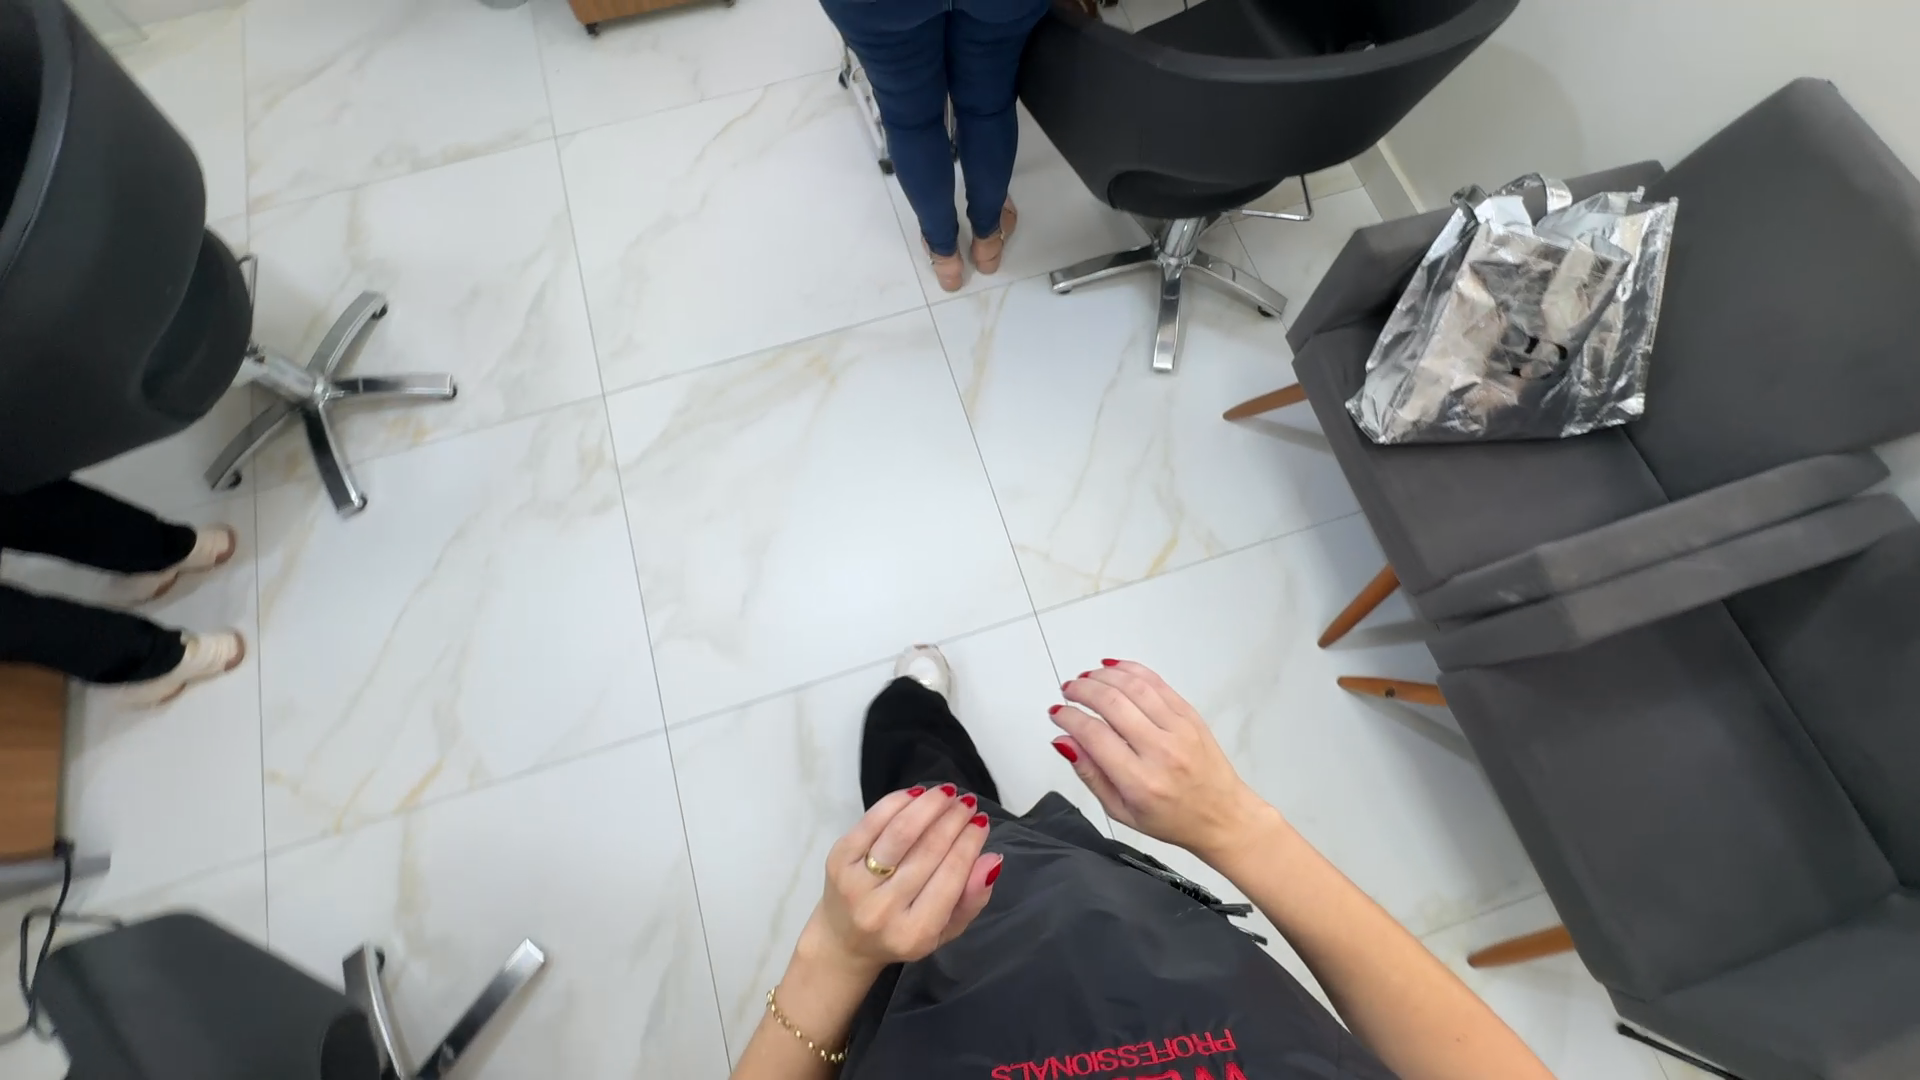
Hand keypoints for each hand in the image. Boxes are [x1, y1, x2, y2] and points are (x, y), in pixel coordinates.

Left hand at [801, 784, 1001, 978]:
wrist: (843, 941)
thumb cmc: (902, 934)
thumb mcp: (944, 931)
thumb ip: (972, 899)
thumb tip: (993, 859)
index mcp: (915, 933)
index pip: (951, 875)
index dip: (970, 842)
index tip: (982, 821)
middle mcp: (883, 910)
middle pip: (928, 849)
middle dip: (954, 818)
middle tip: (968, 802)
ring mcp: (856, 883)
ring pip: (901, 831)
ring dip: (929, 805)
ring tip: (947, 792)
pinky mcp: (838, 859)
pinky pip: (873, 821)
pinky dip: (898, 801)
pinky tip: (917, 793)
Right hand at [1050, 660, 1278, 860]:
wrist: (1223, 816)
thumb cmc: (1173, 819)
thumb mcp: (1121, 811)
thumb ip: (1090, 774)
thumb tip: (1064, 742)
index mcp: (1141, 781)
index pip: (1094, 735)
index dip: (1069, 718)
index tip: (1057, 712)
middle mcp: (1161, 751)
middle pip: (1111, 703)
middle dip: (1082, 690)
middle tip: (1068, 690)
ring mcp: (1179, 729)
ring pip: (1133, 686)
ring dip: (1102, 676)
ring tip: (1085, 678)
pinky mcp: (1190, 715)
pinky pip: (1156, 682)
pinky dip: (1130, 669)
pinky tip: (1112, 669)